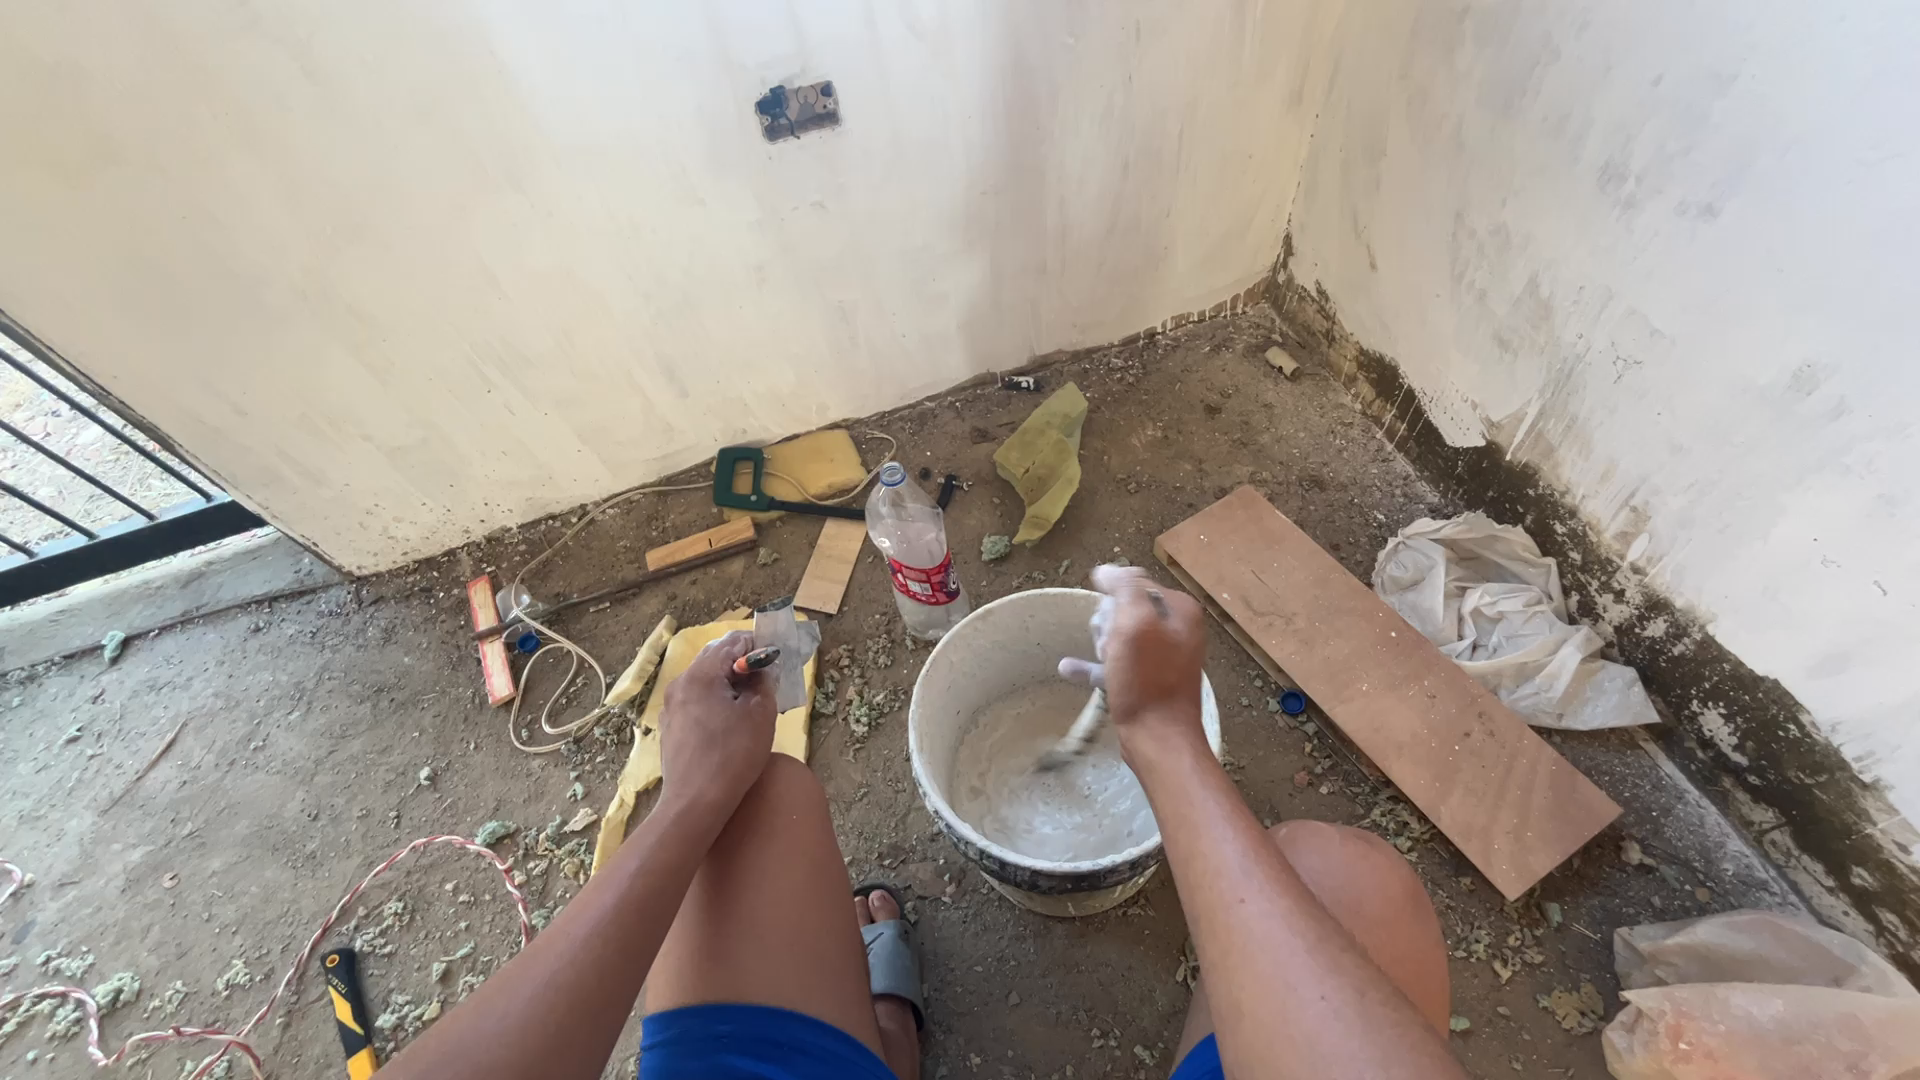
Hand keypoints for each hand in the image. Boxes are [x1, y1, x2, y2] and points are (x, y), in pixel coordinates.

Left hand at [659, 630, 776, 817]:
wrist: (695, 803)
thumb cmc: (733, 755)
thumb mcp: (761, 713)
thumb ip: (763, 681)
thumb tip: (760, 670)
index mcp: (701, 674)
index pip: (732, 642)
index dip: (757, 646)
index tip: (775, 660)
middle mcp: (680, 683)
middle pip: (715, 657)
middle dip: (742, 663)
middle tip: (765, 681)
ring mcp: (671, 705)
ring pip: (704, 679)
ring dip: (728, 682)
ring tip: (750, 702)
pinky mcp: (670, 725)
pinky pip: (696, 698)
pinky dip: (715, 698)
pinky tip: (730, 720)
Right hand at [1077, 565, 1208, 762]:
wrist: (1158, 738)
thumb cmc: (1146, 678)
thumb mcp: (1135, 622)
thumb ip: (1125, 586)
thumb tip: (1107, 569)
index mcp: (1179, 610)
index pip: (1133, 582)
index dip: (1112, 599)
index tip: (1108, 621)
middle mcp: (1175, 629)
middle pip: (1124, 608)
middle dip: (1107, 623)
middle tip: (1109, 645)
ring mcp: (1161, 656)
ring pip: (1117, 635)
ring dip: (1101, 643)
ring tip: (1101, 657)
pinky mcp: (1146, 681)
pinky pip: (1114, 664)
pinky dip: (1094, 666)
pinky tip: (1068, 668)